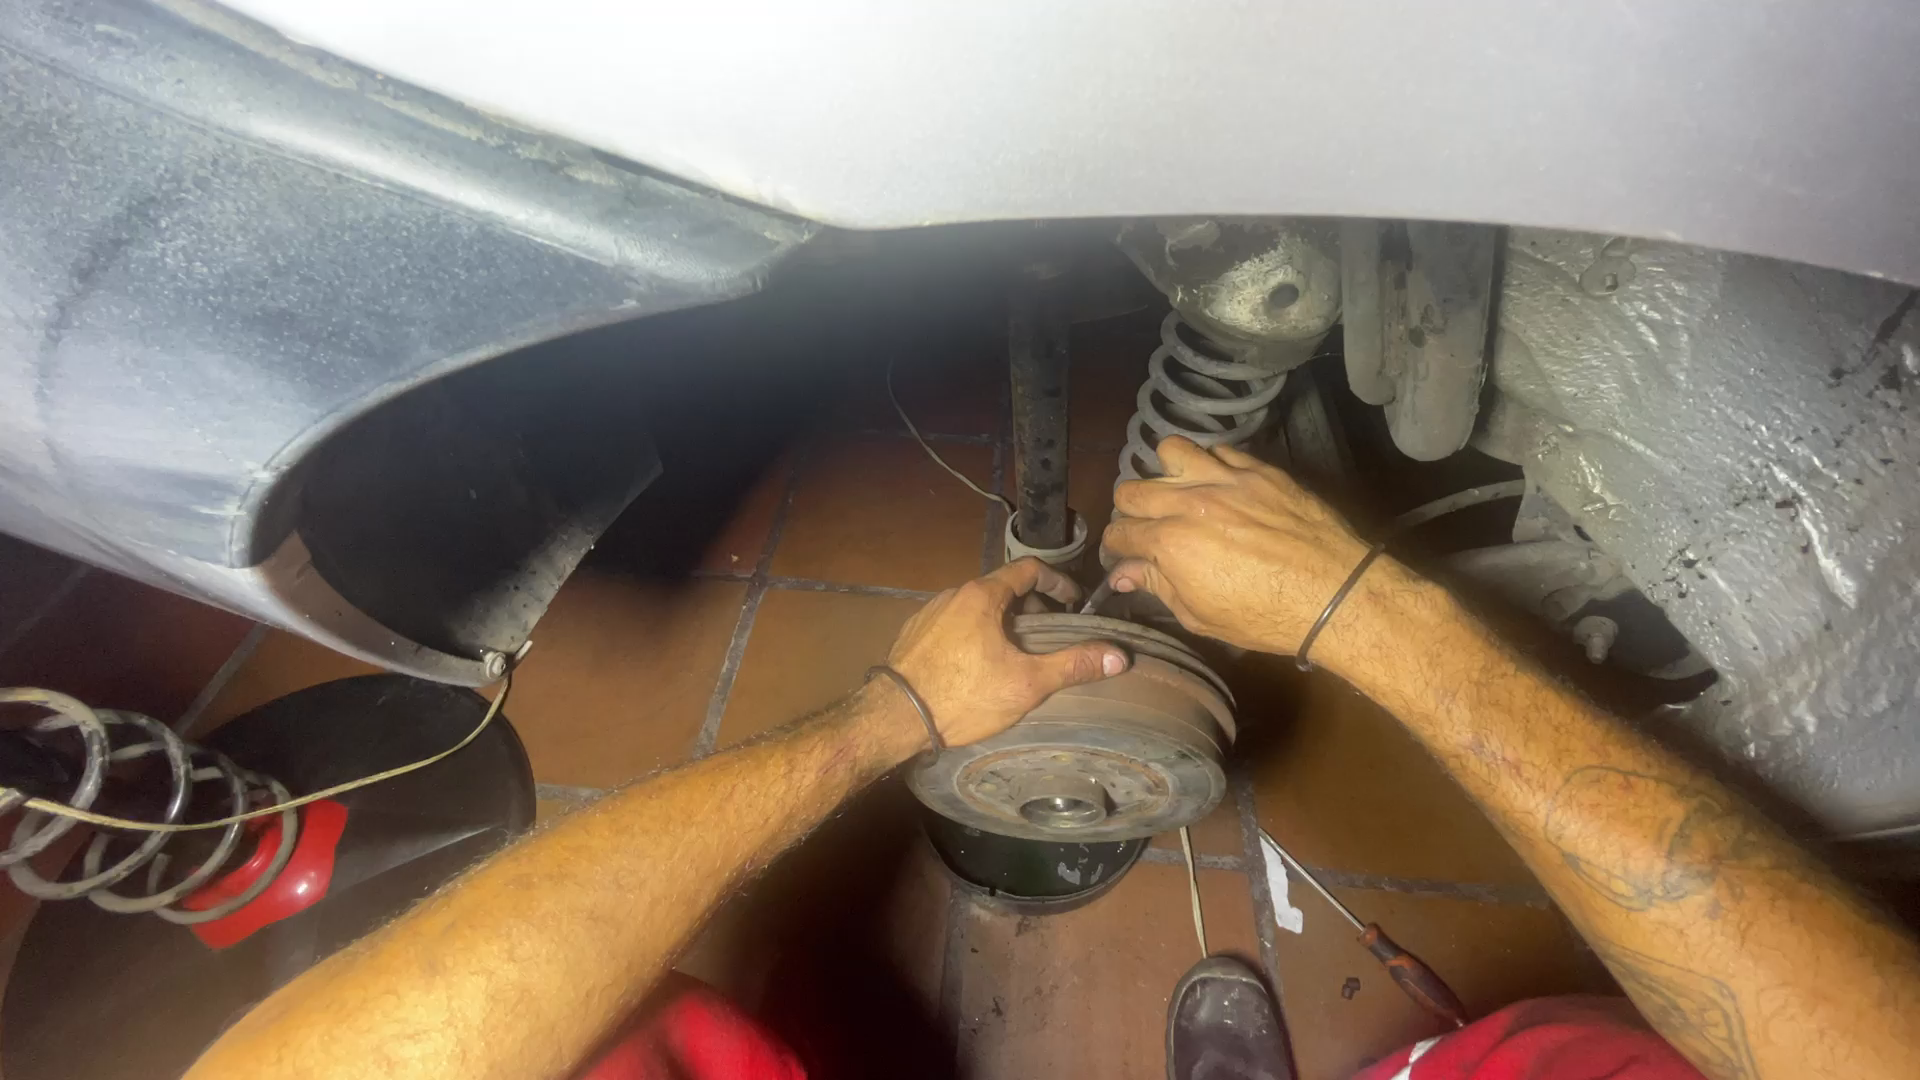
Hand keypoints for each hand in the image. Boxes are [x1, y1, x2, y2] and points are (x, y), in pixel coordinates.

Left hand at [885, 558, 1129, 747]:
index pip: (1029, 569)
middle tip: (1050, 636)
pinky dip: (976, 633)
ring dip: (1003, 622)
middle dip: (1032, 607)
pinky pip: (955, 624)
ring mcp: (930, 613)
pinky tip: (979, 666)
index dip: (1058, 582)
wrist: (893, 717)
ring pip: (977, 607)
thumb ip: (1073, 665)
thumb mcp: (1026, 683)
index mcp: (981, 595)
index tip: (1075, 604)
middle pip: (1003, 588)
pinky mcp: (914, 633)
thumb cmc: (963, 696)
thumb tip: (1119, 656)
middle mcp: (953, 594)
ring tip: (1017, 654)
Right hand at [1101, 436, 1412, 661]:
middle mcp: (1189, 502)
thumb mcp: (1199, 615)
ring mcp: (1225, 480)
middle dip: (1130, 511)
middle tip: (1147, 528)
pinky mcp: (1258, 470)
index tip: (1125, 556)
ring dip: (1166, 472)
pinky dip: (1210, 464)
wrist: (1335, 595)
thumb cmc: (1264, 616)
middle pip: (1132, 489)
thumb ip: (1156, 586)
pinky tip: (1218, 484)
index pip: (1119, 532)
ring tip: (1178, 491)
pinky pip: (1219, 450)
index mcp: (1170, 543)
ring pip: (1170, 450)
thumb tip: (1122, 574)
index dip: (1116, 548)